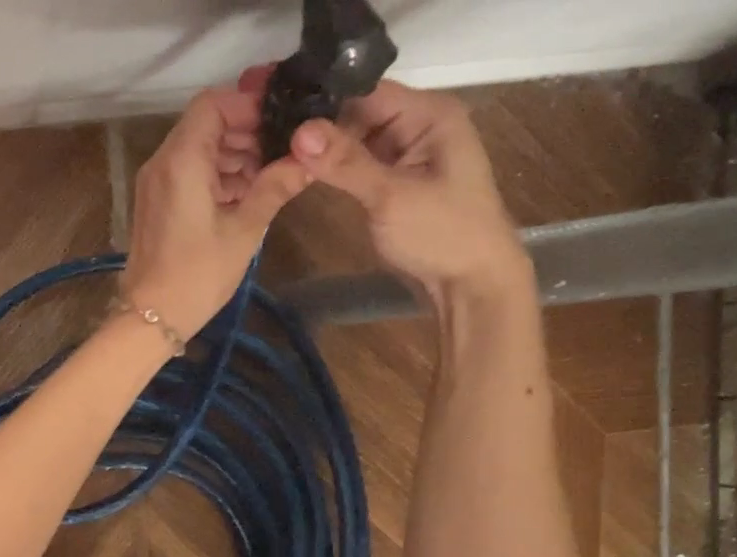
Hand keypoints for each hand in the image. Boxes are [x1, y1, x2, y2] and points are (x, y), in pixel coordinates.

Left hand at [121, 69, 314, 341]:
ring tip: (271, 176)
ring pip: (200, 149)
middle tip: (283, 151)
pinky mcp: (158, 203)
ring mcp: (156, 184)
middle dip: (246, 132)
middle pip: (206, 124)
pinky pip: (190, 173)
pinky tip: (248, 195)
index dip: (249, 105)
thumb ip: (276, 186)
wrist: (152, 317)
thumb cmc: (198, 275)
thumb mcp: (245, 229)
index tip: (281, 121)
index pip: (214, 104)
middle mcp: (163, 162)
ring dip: (235, 156)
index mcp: (181, 160)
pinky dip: (218, 176)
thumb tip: (308, 159)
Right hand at [291, 81, 529, 300]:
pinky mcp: (393, 182)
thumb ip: (344, 163)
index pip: (365, 91)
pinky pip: (356, 165)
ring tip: (273, 153)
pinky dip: (331, 169)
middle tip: (265, 140)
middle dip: (317, 127)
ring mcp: (405, 154)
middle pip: (356, 113)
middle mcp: (417, 125)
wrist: (471, 284)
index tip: (275, 114)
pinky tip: (298, 173)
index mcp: (428, 114)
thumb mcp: (390, 196)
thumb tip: (298, 131)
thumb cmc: (441, 234)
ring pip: (353, 140)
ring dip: (320, 150)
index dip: (322, 100)